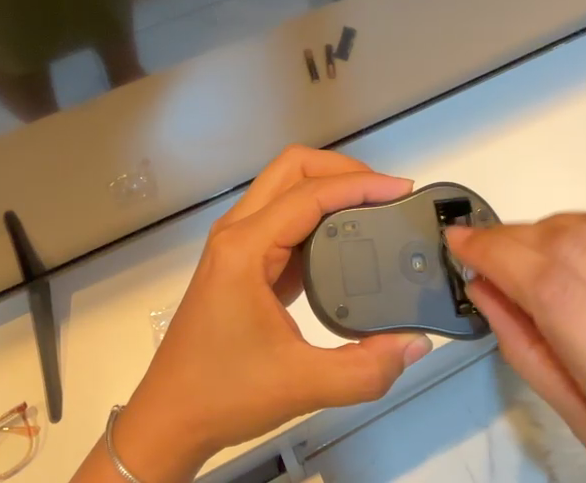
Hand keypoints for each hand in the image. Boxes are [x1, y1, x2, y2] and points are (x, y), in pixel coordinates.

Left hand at [88, 148, 433, 481]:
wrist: (170, 417)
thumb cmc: (223, 394)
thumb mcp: (302, 385)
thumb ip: (366, 369)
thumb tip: (415, 344)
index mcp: (245, 248)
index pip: (309, 194)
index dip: (359, 185)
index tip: (400, 191)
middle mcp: (237, 232)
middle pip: (291, 168)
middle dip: (342, 169)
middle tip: (385, 193)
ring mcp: (236, 244)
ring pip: (284, 187)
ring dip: (328, 186)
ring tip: (373, 208)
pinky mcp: (242, 260)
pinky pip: (282, 216)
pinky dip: (316, 214)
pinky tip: (346, 239)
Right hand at [447, 213, 585, 482]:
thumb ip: (531, 356)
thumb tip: (483, 288)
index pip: (557, 293)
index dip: (498, 255)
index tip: (457, 244)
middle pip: (578, 248)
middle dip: (513, 235)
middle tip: (476, 246)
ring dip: (544, 225)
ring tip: (513, 249)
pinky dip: (579, 232)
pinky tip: (558, 253)